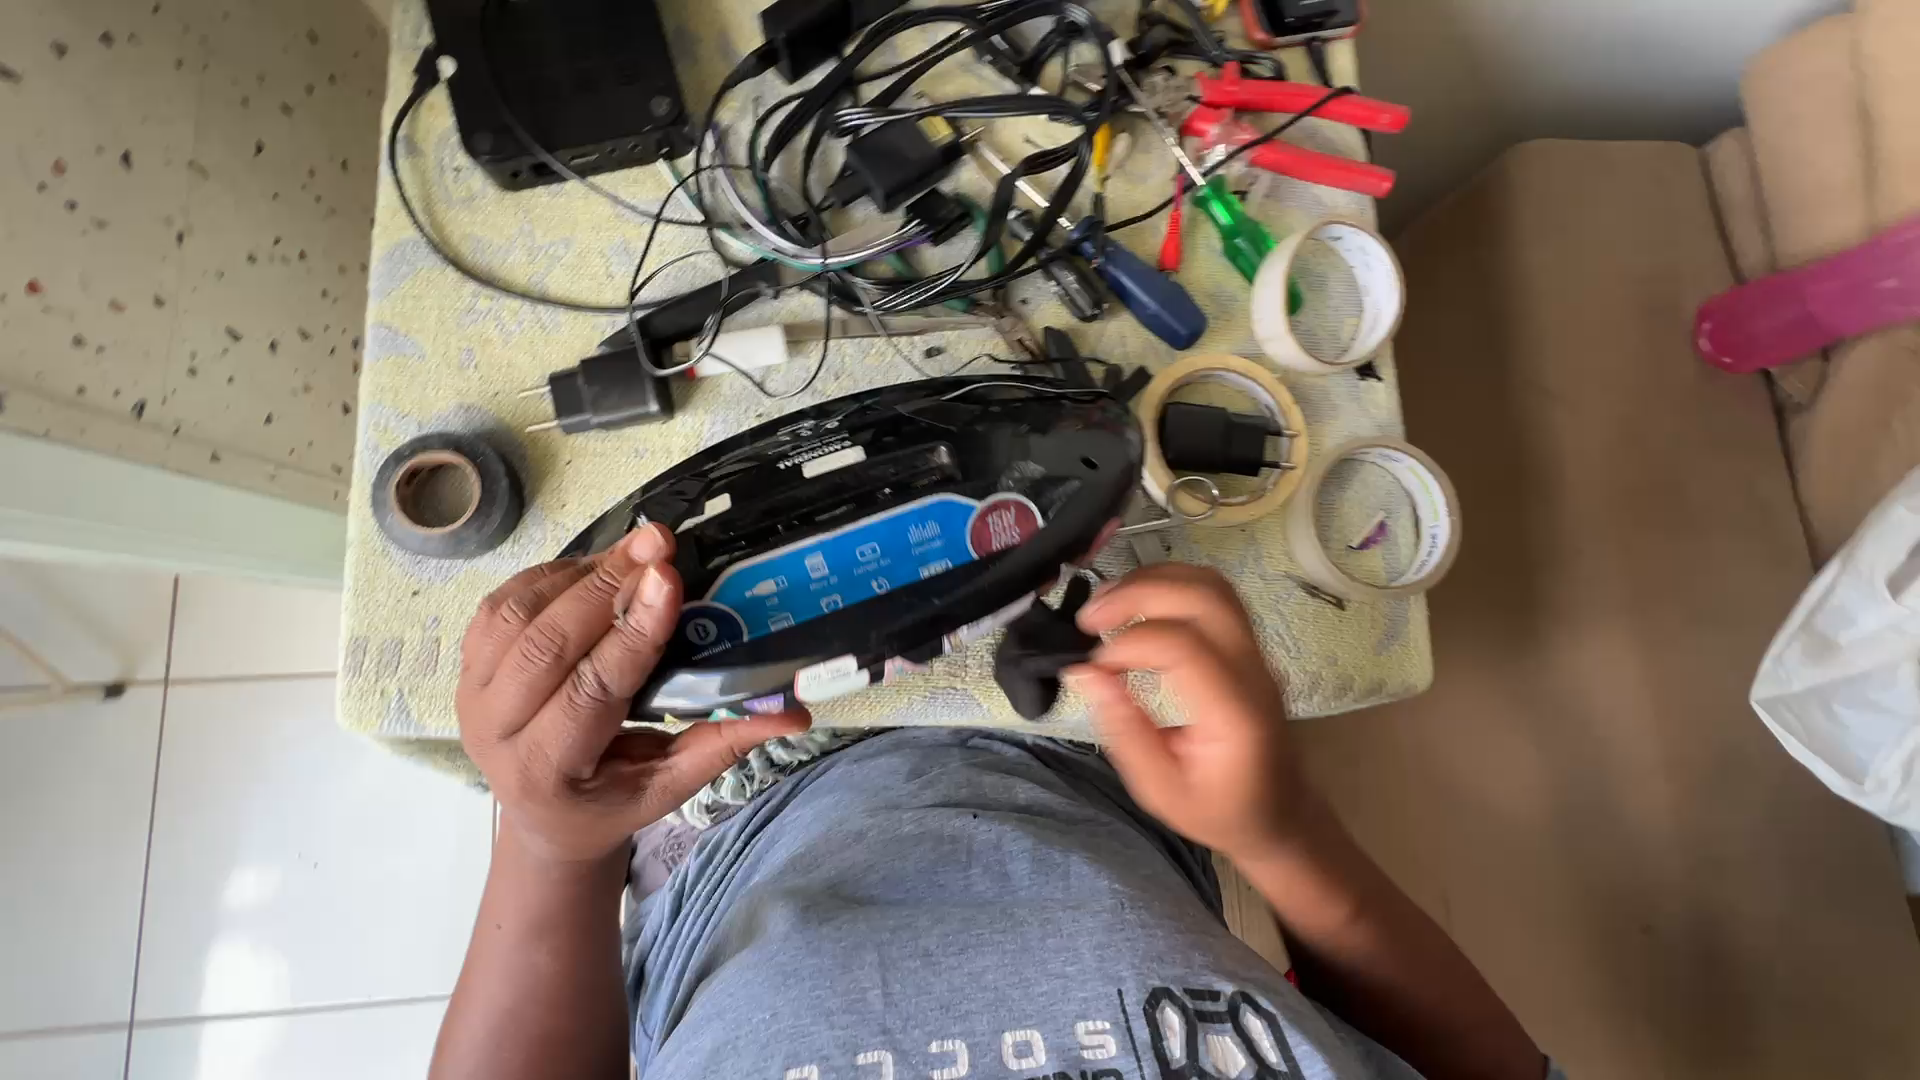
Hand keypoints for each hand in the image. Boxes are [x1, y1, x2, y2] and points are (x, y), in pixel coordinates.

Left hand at [456, 524, 809, 864]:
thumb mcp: (671, 785)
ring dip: (582, 572)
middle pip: (546, 643)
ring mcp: (470, 691)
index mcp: (548, 769)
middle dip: (607, 584)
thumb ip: (726, 743)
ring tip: (638, 547)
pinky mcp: (468, 661)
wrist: (544, 813)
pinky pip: (505, 601)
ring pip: (519, 612)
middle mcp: (494, 729)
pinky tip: (599, 564)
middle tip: (660, 541)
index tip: (668, 578)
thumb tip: (797, 714)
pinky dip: (553, 574)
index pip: (589, 691)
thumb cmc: (614, 800)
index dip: (630, 633)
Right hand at [1068, 563, 1315, 862]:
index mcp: (1234, 714)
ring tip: (1106, 604)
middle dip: (1137, 593)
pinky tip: (1134, 604)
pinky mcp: (1249, 643)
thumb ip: (1124, 731)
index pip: (1184, 646)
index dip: (1130, 644)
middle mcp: (1253, 670)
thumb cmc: (1219, 810)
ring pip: (1209, 583)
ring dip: (1151, 581)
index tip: (1097, 666)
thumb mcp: (1160, 790)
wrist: (1279, 814)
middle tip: (1090, 617)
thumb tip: (1084, 672)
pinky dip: (1167, 584)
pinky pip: (1212, 592)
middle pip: (1202, 597)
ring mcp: (1257, 651)